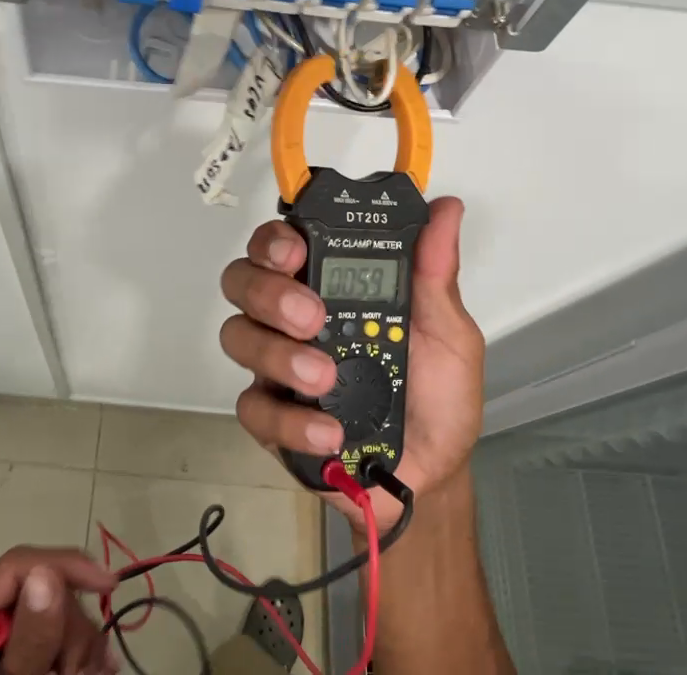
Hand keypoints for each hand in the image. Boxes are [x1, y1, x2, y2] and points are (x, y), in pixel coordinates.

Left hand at [0, 546, 119, 674]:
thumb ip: (31, 639)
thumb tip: (46, 572)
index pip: (17, 566)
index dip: (65, 566)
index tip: (109, 585)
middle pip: (44, 589)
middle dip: (71, 631)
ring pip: (60, 613)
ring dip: (79, 651)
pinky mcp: (19, 654)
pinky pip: (62, 637)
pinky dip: (81, 658)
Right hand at [219, 196, 484, 526]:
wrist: (432, 476)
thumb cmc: (437, 398)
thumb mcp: (448, 334)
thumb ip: (436, 275)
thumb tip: (445, 209)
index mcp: (332, 289)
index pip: (282, 245)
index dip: (275, 239)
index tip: (296, 250)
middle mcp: (293, 319)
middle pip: (243, 280)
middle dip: (268, 291)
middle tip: (311, 316)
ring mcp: (276, 367)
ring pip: (238, 335)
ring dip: (277, 353)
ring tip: (325, 379)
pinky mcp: (271, 419)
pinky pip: (253, 407)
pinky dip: (290, 420)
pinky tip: (328, 431)